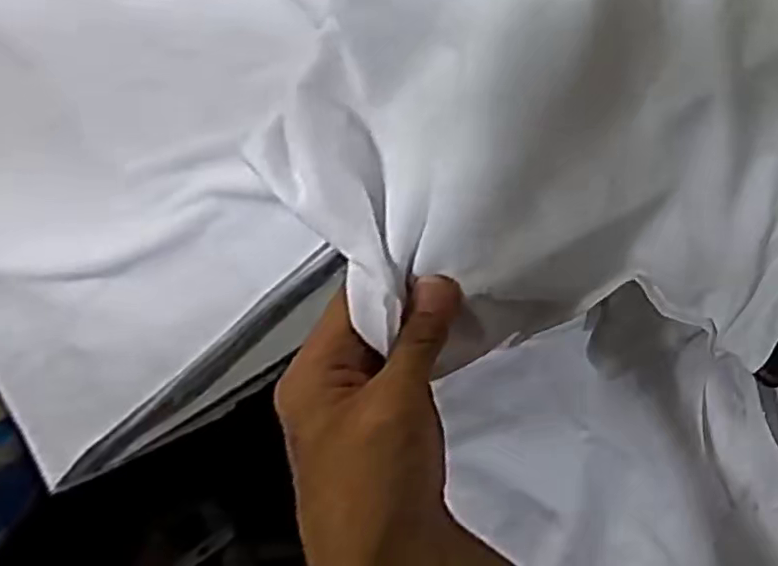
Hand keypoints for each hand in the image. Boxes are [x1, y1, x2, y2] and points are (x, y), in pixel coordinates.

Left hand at [274, 278, 506, 565]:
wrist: (385, 549)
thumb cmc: (375, 473)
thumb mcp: (397, 398)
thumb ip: (417, 337)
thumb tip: (437, 279)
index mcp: (310, 375)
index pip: (349, 303)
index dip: (391, 272)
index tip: (438, 242)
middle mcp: (326, 381)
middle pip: (370, 319)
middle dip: (415, 294)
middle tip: (462, 264)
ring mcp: (356, 400)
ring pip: (392, 340)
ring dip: (426, 320)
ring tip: (467, 293)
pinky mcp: (384, 413)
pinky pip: (404, 362)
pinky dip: (431, 344)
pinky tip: (459, 332)